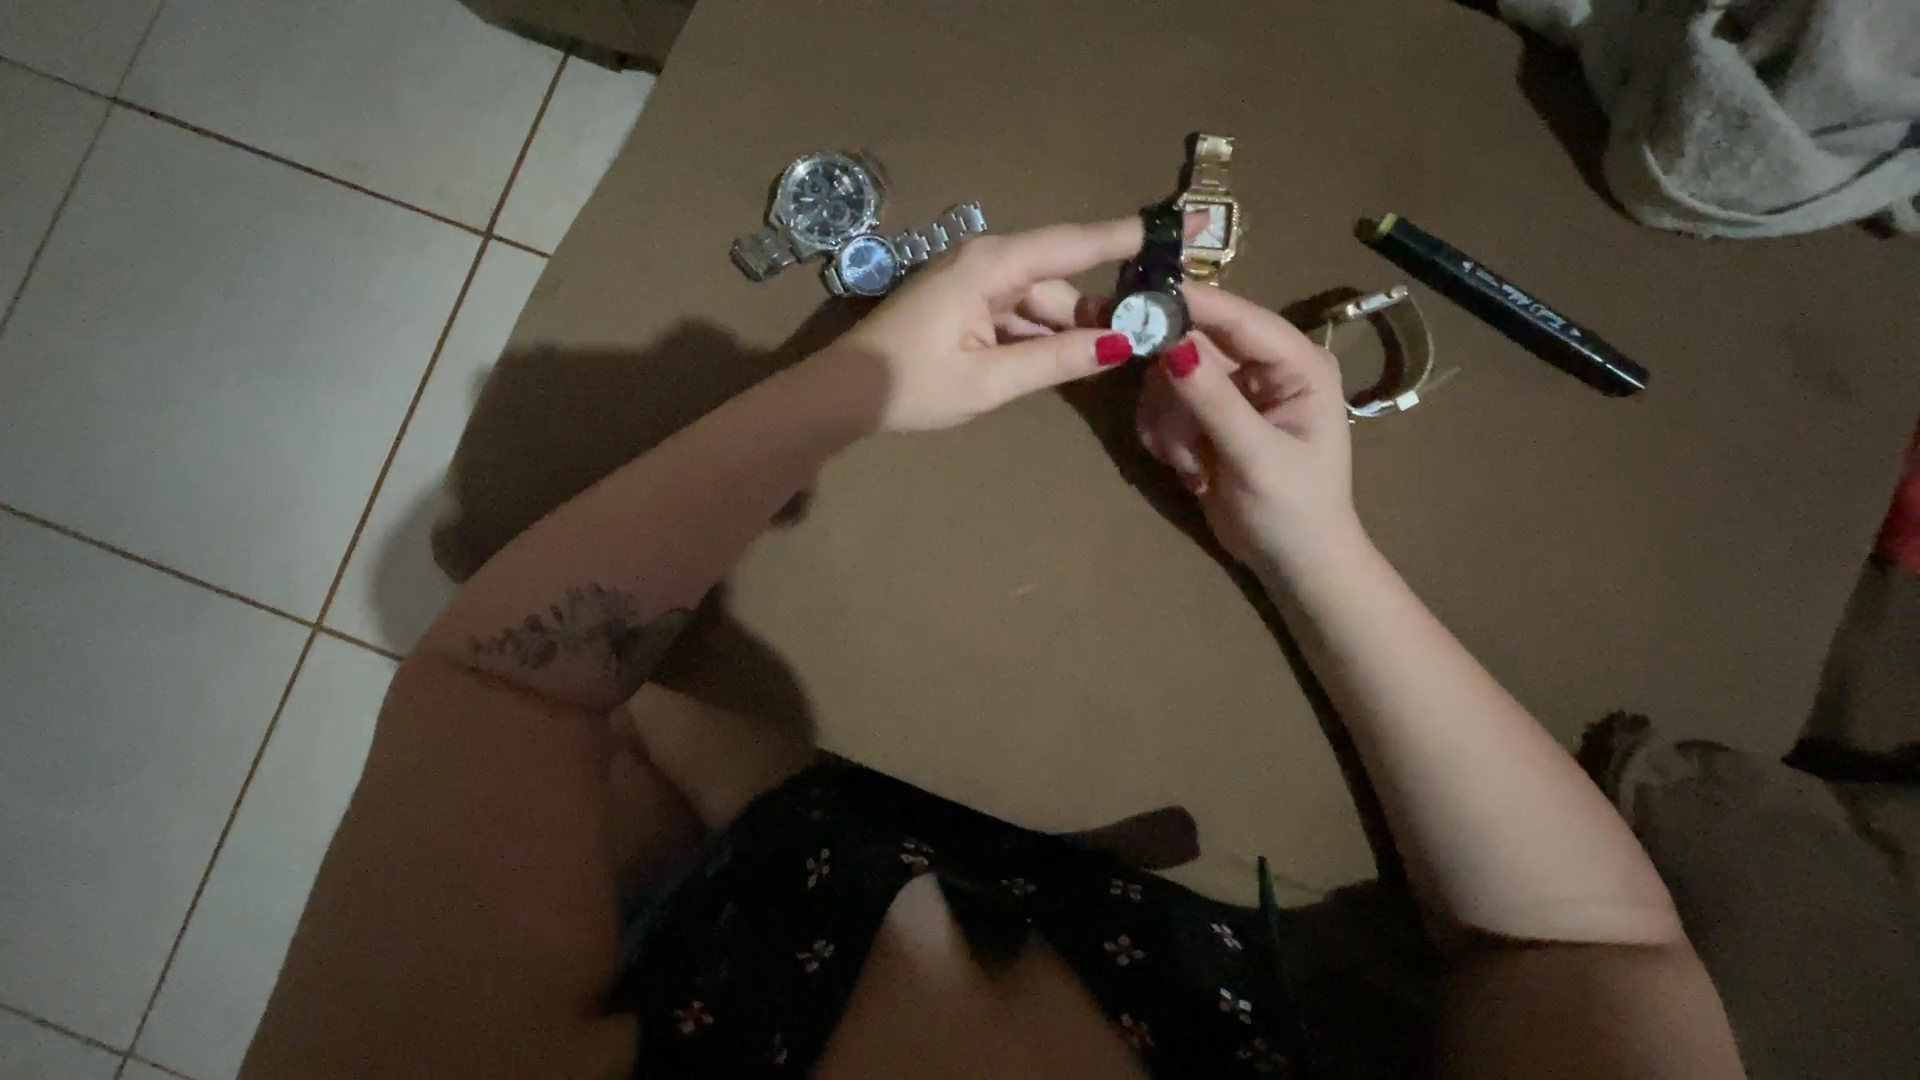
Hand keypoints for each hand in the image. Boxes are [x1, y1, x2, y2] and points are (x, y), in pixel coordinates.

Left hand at [815, 219, 1142, 432]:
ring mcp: (972, 281)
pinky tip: (1070, 357)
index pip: (1075, 244)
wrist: (843, 393)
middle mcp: (986, 261)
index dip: (1130, 237)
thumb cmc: (912, 385)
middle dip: (1101, 306)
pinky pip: (1016, 313)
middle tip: (1153, 328)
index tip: (1183, 225)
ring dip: (1070, 327)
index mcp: (992, 265)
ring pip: (1039, 300)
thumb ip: (1055, 358)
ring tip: (1119, 352)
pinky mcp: (963, 302)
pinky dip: (1041, 334)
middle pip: (1059, 279)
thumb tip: (1120, 342)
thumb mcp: (990, 379)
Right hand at [1136, 287, 1361, 574]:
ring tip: (1193, 465)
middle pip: (1192, 346)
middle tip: (1177, 437)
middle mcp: (1261, 368)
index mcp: (1297, 364)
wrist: (1290, 560)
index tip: (1141, 299)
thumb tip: (1172, 348)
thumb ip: (1214, 402)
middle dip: (1174, 393)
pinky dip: (1162, 437)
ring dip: (1168, 425)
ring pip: (1167, 379)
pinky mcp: (1201, 417)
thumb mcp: (1256, 457)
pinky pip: (1160, 406)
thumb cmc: (1292, 509)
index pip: (1240, 319)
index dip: (1193, 306)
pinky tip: (1186, 469)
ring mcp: (1229, 392)